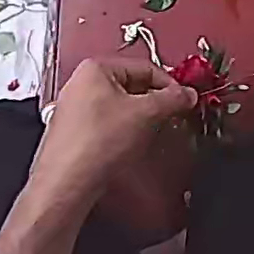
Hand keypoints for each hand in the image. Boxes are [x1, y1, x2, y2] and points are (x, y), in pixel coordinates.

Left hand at [28, 58, 195, 209]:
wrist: (66, 185)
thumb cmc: (96, 143)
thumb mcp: (147, 113)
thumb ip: (173, 98)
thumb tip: (187, 94)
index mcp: (95, 69)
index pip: (145, 68)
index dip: (169, 84)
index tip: (183, 98)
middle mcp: (81, 84)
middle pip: (132, 85)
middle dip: (155, 101)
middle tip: (171, 114)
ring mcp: (74, 108)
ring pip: (121, 105)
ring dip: (141, 117)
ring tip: (151, 131)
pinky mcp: (73, 131)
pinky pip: (107, 122)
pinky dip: (123, 129)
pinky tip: (129, 144)